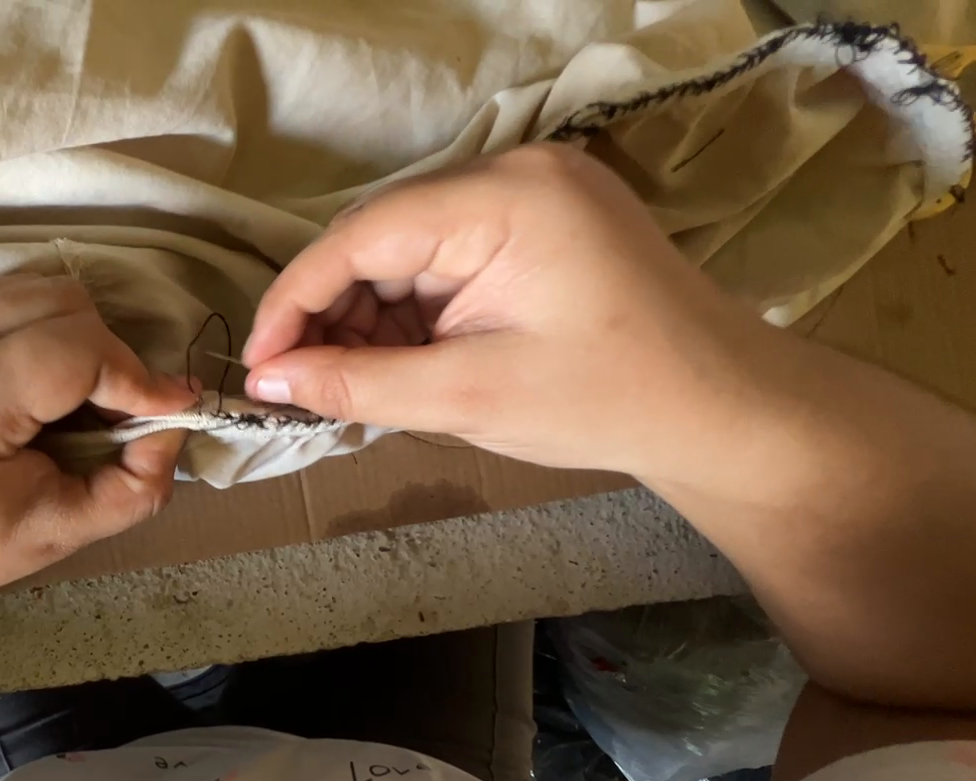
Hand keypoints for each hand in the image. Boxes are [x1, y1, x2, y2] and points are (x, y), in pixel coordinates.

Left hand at [0, 275, 198, 631]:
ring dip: (77, 336)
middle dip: (110, 355)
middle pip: (63, 303)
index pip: (79, 349)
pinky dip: (38, 328)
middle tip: (121, 413)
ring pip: (35, 288)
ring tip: (81, 399)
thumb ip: (138, 483)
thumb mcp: (62, 533)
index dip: (138, 377)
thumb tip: (173, 420)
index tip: (173, 407)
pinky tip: (38, 383)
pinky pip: (1, 297)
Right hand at [240, 143, 817, 481]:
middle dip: (324, 316)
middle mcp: (507, 176)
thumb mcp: (462, 399)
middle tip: (296, 384)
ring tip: (344, 384)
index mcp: (504, 199)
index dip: (292, 301)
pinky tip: (386, 365)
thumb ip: (352, 384)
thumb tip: (263, 380)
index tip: (256, 366)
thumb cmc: (602, 401)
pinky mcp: (518, 230)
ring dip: (356, 322)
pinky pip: (426, 268)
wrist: (719, 409)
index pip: (358, 237)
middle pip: (371, 241)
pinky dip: (394, 321)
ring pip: (392, 257)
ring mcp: (516, 198)